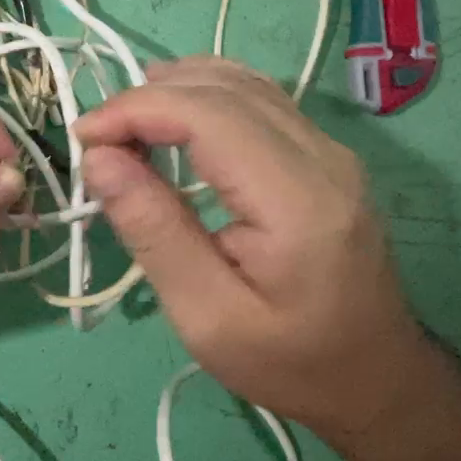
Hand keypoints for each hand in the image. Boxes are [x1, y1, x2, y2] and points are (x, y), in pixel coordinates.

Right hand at [74, 57, 432, 438]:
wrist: (378, 380)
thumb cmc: (288, 363)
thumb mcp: (205, 316)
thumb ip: (153, 231)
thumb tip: (98, 158)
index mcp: (296, 200)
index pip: (206, 113)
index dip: (135, 110)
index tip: (82, 139)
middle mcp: (321, 156)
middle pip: (221, 87)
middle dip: (145, 99)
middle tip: (96, 142)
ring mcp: (328, 148)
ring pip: (238, 80)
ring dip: (172, 90)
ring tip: (124, 131)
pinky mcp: (323, 151)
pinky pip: (254, 97)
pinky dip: (200, 95)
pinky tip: (170, 121)